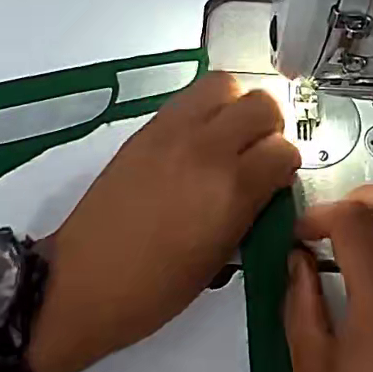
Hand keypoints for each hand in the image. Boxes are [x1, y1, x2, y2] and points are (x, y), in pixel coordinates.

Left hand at [27, 71, 299, 371]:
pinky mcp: (145, 129)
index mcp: (230, 188)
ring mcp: (172, 132)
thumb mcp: (221, 255)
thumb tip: (268, 181)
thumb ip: (252, 208)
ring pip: (224, 84)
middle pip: (260, 103)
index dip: (287, 165)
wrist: (85, 281)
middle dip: (271, 126)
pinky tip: (198, 141)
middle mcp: (206, 148)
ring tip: (230, 136)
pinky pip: (189, 98)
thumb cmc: (159, 287)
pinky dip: (205, 109)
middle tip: (259, 152)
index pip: (283, 149)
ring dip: (237, 106)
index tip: (277, 180)